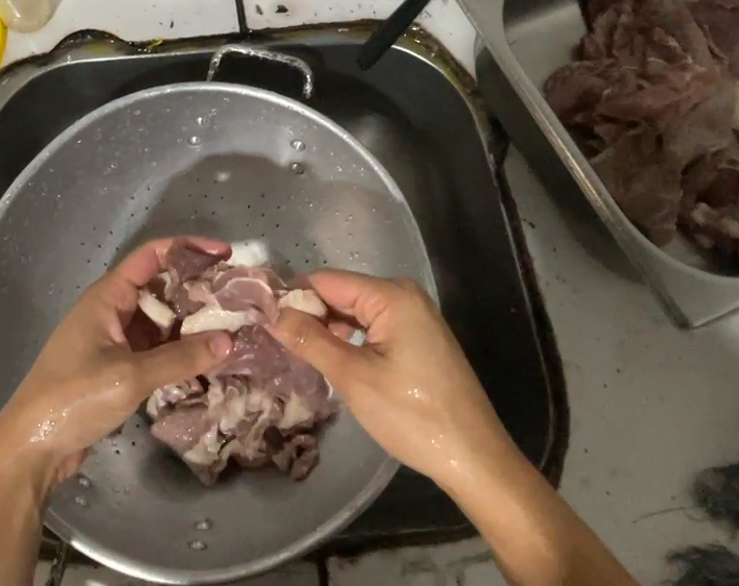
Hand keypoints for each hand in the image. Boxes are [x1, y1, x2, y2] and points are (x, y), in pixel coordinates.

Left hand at [0, 236, 234, 490]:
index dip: (187, 249)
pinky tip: (205, 362)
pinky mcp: (114, 369)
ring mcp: (111, 341)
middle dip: (196, 290)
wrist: (31, 447)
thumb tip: (228, 341)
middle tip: (237, 299)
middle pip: (159, 288)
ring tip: (231, 330)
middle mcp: (109, 311)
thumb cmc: (73, 397)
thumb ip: (180, 358)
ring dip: (189, 325)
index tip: (225, 255)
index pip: (151, 256)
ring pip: (159, 322)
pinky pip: (153, 350)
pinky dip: (177, 353)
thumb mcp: (130, 376)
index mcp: (107, 297)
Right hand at [268, 270, 514, 489]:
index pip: (325, 281)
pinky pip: (373, 324)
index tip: (264, 321)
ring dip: (329, 329)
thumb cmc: (413, 416)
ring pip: (355, 310)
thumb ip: (310, 340)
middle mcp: (404, 294)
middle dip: (310, 314)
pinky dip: (351, 338)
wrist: (474, 458)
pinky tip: (336, 362)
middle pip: (341, 292)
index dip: (292, 298)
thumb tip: (270, 313)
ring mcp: (415, 315)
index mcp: (391, 296)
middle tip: (279, 344)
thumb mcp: (353, 378)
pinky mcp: (419, 337)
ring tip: (303, 356)